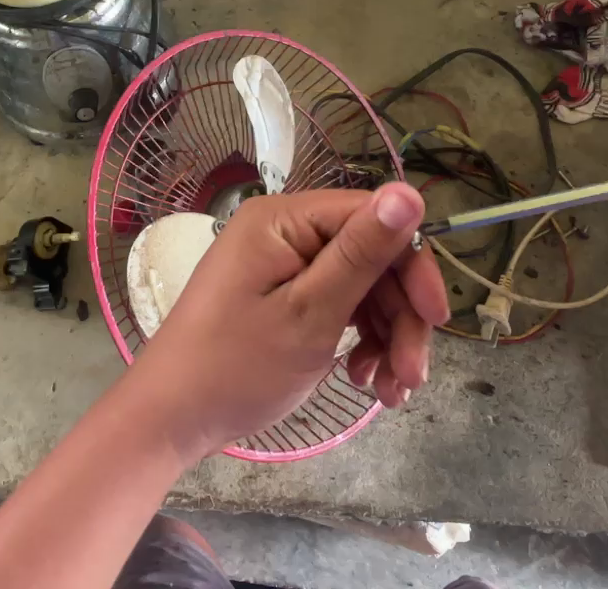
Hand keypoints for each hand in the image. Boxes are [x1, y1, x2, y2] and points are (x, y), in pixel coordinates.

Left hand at [124, 184, 449, 459]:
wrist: (172, 418)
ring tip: (390, 392)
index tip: (435, 319)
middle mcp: (283, 231)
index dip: (411, 264)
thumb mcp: (310, 313)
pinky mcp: (282, 295)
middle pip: (369, 257)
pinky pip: (337, 306)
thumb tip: (409, 191)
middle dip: (400, 316)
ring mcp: (281, 264)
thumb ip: (361, 254)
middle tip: (412, 377)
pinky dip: (361, 342)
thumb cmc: (237, 365)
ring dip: (386, 337)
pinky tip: (367, 382)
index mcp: (283, 219)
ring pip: (360, 287)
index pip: (371, 217)